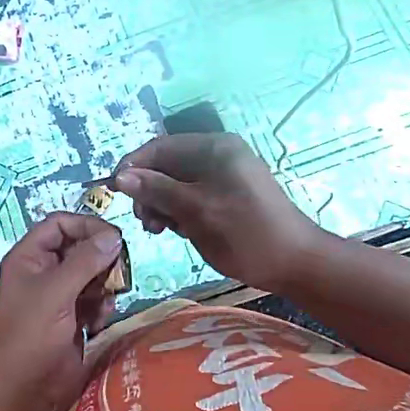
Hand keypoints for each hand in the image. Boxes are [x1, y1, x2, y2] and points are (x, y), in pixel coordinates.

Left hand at [0, 213, 122, 410]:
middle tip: (117, 273)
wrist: (27, 393)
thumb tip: (114, 236)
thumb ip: (86, 260)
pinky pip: (94, 300)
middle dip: (100, 260)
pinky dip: (101, 307)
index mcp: (28, 258)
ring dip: (103, 286)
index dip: (86, 225)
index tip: (114, 237)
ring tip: (105, 303)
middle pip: (79, 248)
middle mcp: (42, 273)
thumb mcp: (57, 292)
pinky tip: (99, 323)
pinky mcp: (72, 319)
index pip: (59, 224)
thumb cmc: (33, 337)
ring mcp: (58, 297)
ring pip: (91, 274)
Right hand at [114, 133, 328, 291]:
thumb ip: (157, 190)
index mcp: (214, 148)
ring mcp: (224, 176)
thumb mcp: (196, 211)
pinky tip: (181, 231)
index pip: (160, 147)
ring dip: (162, 205)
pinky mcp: (228, 197)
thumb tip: (120, 177)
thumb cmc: (245, 233)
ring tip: (163, 230)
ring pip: (176, 184)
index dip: (133, 167)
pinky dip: (180, 212)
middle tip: (146, 222)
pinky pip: (192, 197)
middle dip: (149, 191)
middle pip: (166, 165)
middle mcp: (218, 155)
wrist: (295, 263)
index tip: (114, 193)